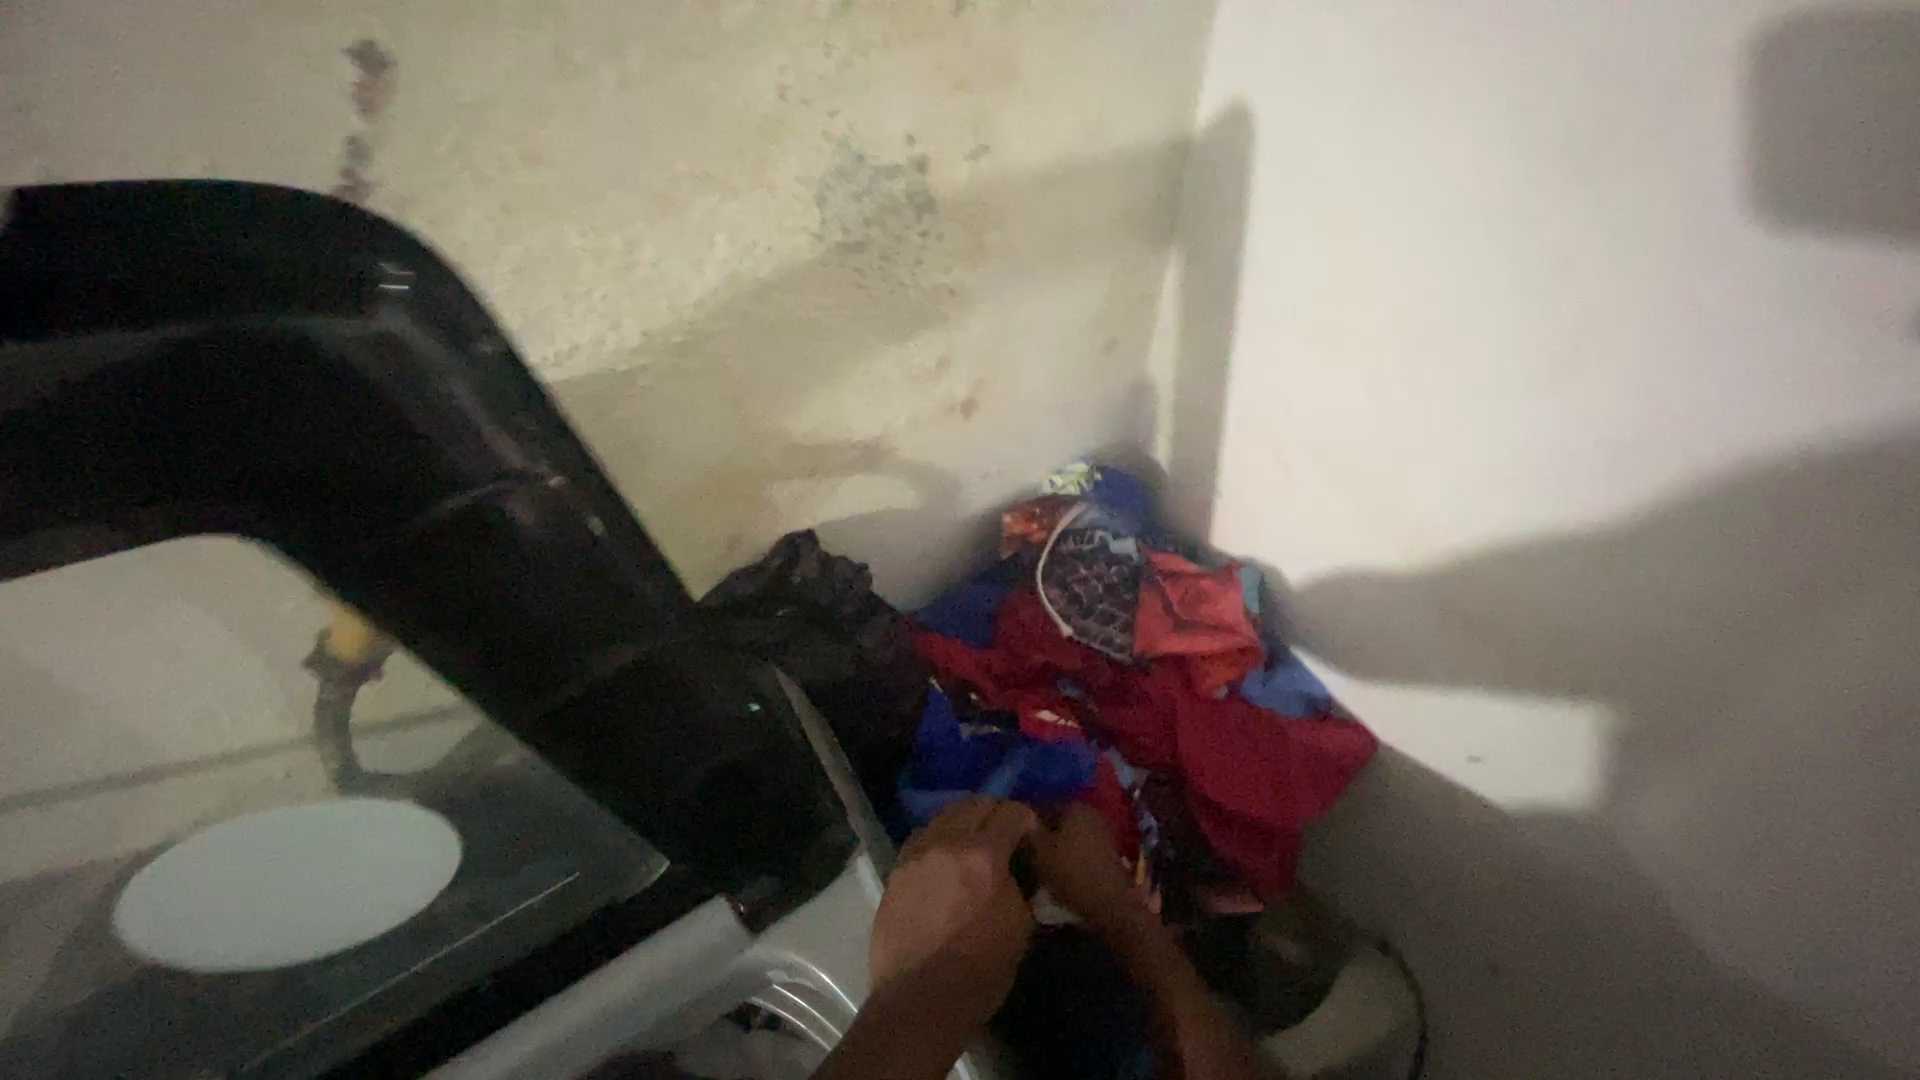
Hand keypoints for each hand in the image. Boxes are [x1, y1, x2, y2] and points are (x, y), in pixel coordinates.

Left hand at [869, 798, 1037, 1027]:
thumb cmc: (979, 971)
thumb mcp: (1020, 927)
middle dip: (996, 813)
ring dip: (966, 820)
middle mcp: (947, 842)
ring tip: (975, 842)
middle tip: (1006, 833)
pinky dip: (940, 837)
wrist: (919, 1000)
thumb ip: (1020, 884)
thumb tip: (1017, 868)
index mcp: (983, 856)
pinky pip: (922, 836)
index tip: (1032, 833)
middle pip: (975, 804)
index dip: (1026, 818)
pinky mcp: (896, 868)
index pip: (1009, 812)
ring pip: (945, 815)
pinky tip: (946, 857)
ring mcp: (917, 853)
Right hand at [1027, 802, 1144, 931]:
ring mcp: (1102, 834)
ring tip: (1039, 868)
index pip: (1042, 805)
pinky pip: (1080, 851)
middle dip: (1042, 836)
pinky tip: (1057, 875)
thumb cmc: (1071, 872)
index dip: (1026, 822)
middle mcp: (1091, 813)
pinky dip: (1068, 860)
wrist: (1110, 905)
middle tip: (1025, 854)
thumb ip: (1027, 831)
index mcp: (1074, 805)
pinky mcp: (1108, 855)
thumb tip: (1020, 819)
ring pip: (1069, 837)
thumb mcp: (1039, 850)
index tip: (1014, 839)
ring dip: (1055, 850)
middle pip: (1057, 822)